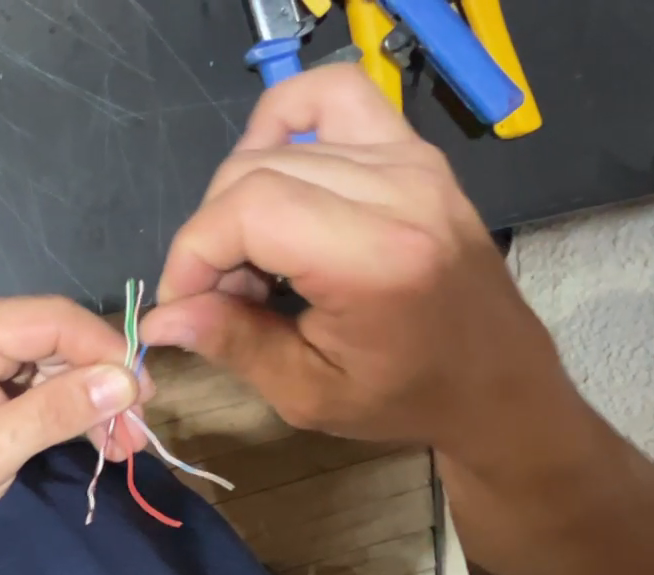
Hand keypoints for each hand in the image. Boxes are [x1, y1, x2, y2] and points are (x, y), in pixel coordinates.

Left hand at [0, 291, 142, 532]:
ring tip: (124, 444)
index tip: (142, 395)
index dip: (106, 351)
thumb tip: (123, 382)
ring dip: (96, 398)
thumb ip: (54, 414)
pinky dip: (75, 402)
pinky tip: (102, 435)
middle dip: (104, 382)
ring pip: (62, 355)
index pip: (52, 319)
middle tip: (136, 432)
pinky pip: (47, 371)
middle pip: (61, 335)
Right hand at [139, 64, 575, 461]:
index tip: (181, 307)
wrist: (494, 380)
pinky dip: (281, 126)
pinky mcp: (410, 150)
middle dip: (208, 238)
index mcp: (372, 258)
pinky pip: (329, 98)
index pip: (245, 210)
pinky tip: (272, 179)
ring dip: (236, 202)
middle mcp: (394, 188)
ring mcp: (407, 158)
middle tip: (220, 299)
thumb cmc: (402, 397)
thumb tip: (160, 318)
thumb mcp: (306, 393)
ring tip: (248, 258)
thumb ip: (232, 344)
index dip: (191, 255)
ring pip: (276, 142)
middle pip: (251, 174)